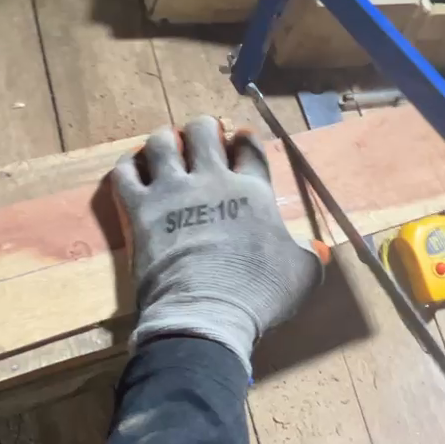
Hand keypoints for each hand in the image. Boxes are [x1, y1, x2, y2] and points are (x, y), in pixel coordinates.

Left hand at [111, 116, 323, 372]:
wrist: (204, 314)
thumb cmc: (257, 295)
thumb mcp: (301, 275)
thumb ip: (309, 255)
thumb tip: (318, 249)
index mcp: (253, 191)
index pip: (248, 146)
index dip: (243, 139)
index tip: (239, 140)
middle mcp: (211, 180)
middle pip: (202, 131)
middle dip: (203, 129)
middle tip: (201, 140)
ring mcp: (172, 192)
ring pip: (161, 143)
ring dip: (164, 140)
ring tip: (165, 148)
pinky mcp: (139, 210)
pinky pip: (126, 173)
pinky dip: (129, 165)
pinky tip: (133, 168)